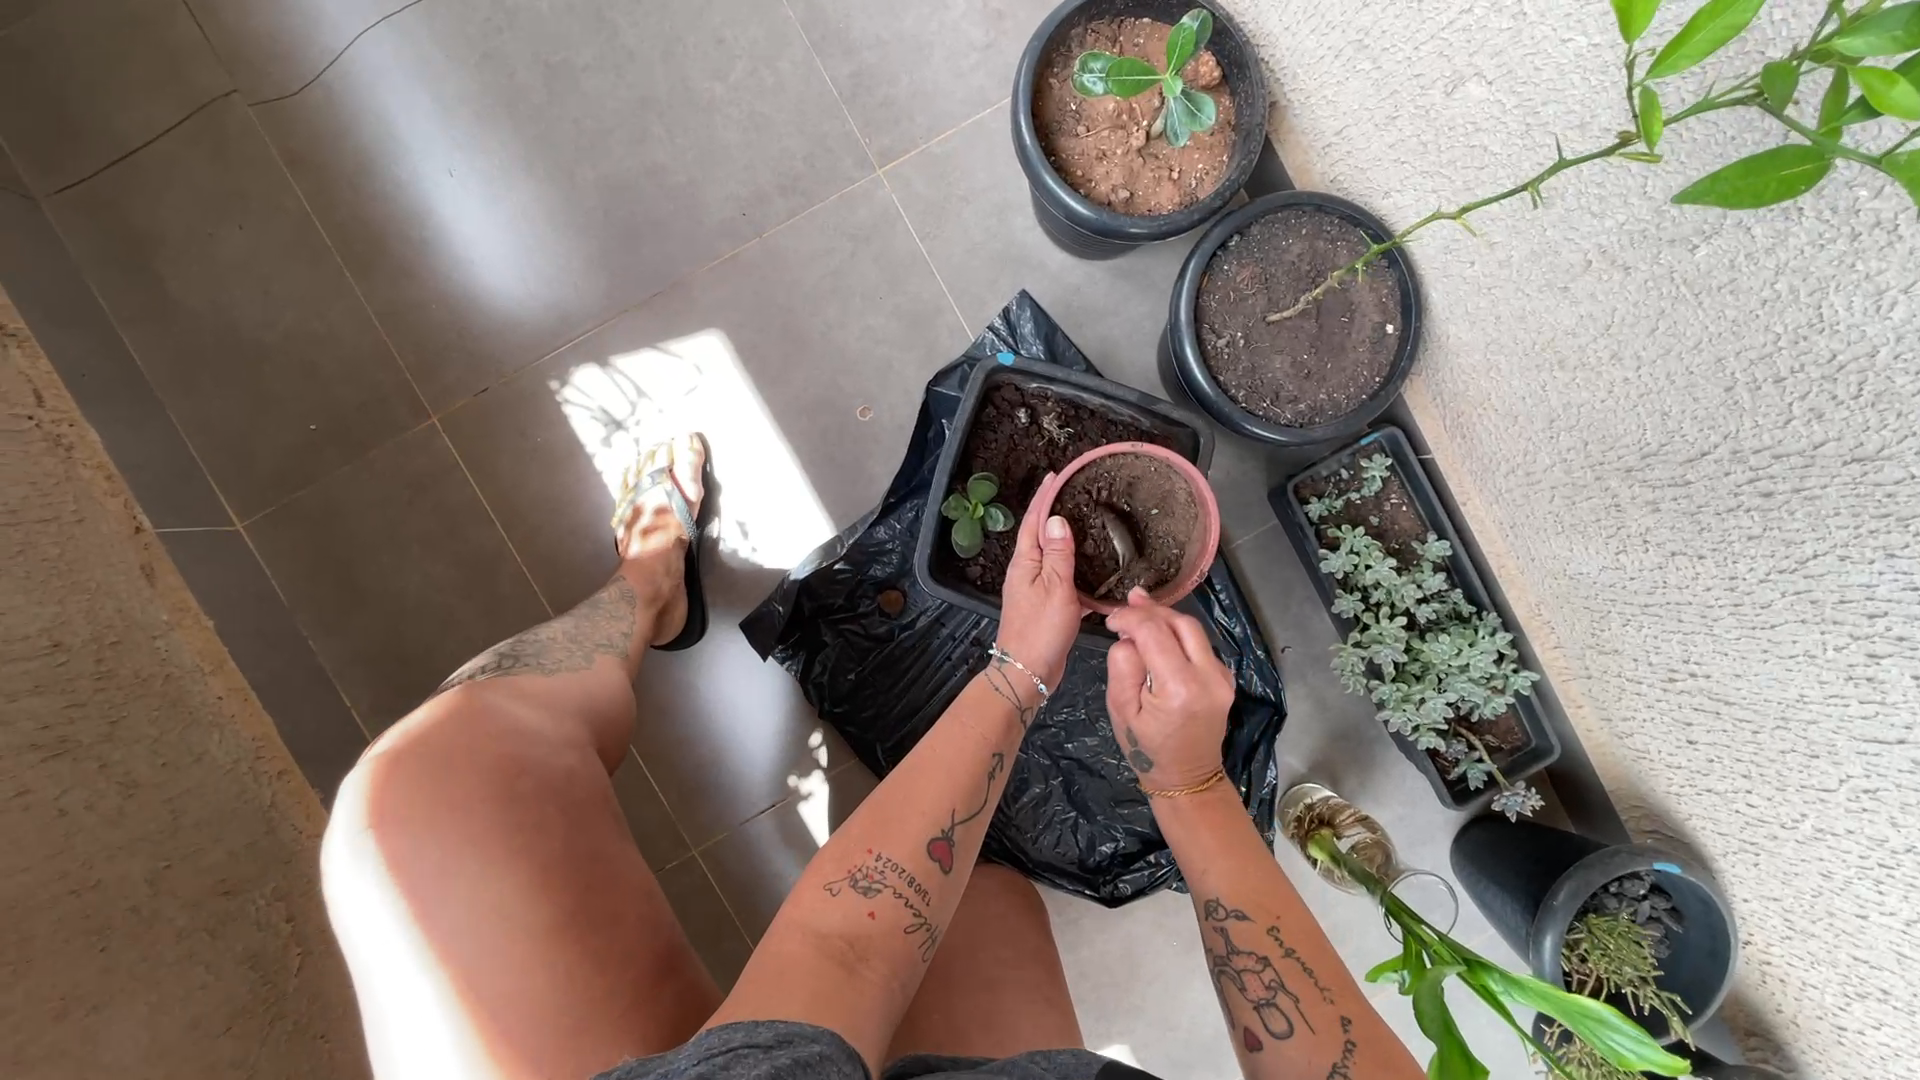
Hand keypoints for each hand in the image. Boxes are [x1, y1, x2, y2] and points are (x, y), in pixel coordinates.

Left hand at [995, 480, 1081, 688]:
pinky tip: (1091, 570)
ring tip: (1087, 524)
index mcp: (1025, 562)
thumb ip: (1058, 554)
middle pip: (1040, 535)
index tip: (1056, 475)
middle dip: (1054, 512)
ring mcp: (1034, 590)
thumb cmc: (1040, 630)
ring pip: (1052, 557)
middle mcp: (1026, 572)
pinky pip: (1061, 579)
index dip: (1045, 497)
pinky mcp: (1045, 607)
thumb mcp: (1055, 588)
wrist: (1027, 673)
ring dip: (1066, 540)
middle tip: (1074, 493)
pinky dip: (1075, 570)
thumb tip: (1057, 519)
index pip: (1034, 520)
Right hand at [1106, 588, 1234, 791]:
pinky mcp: (1225, 679)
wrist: (1186, 777)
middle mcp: (1208, 677)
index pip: (1154, 633)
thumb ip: (1122, 666)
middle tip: (1127, 604)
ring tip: (1139, 609)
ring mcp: (1222, 678)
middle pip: (1181, 624)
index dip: (1130, 618)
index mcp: (1180, 688)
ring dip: (1166, 618)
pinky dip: (1178, 634)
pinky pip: (1201, 645)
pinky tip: (1159, 634)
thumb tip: (1128, 637)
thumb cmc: (1146, 749)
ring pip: (1194, 631)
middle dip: (1152, 610)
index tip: (1110, 619)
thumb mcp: (1120, 709)